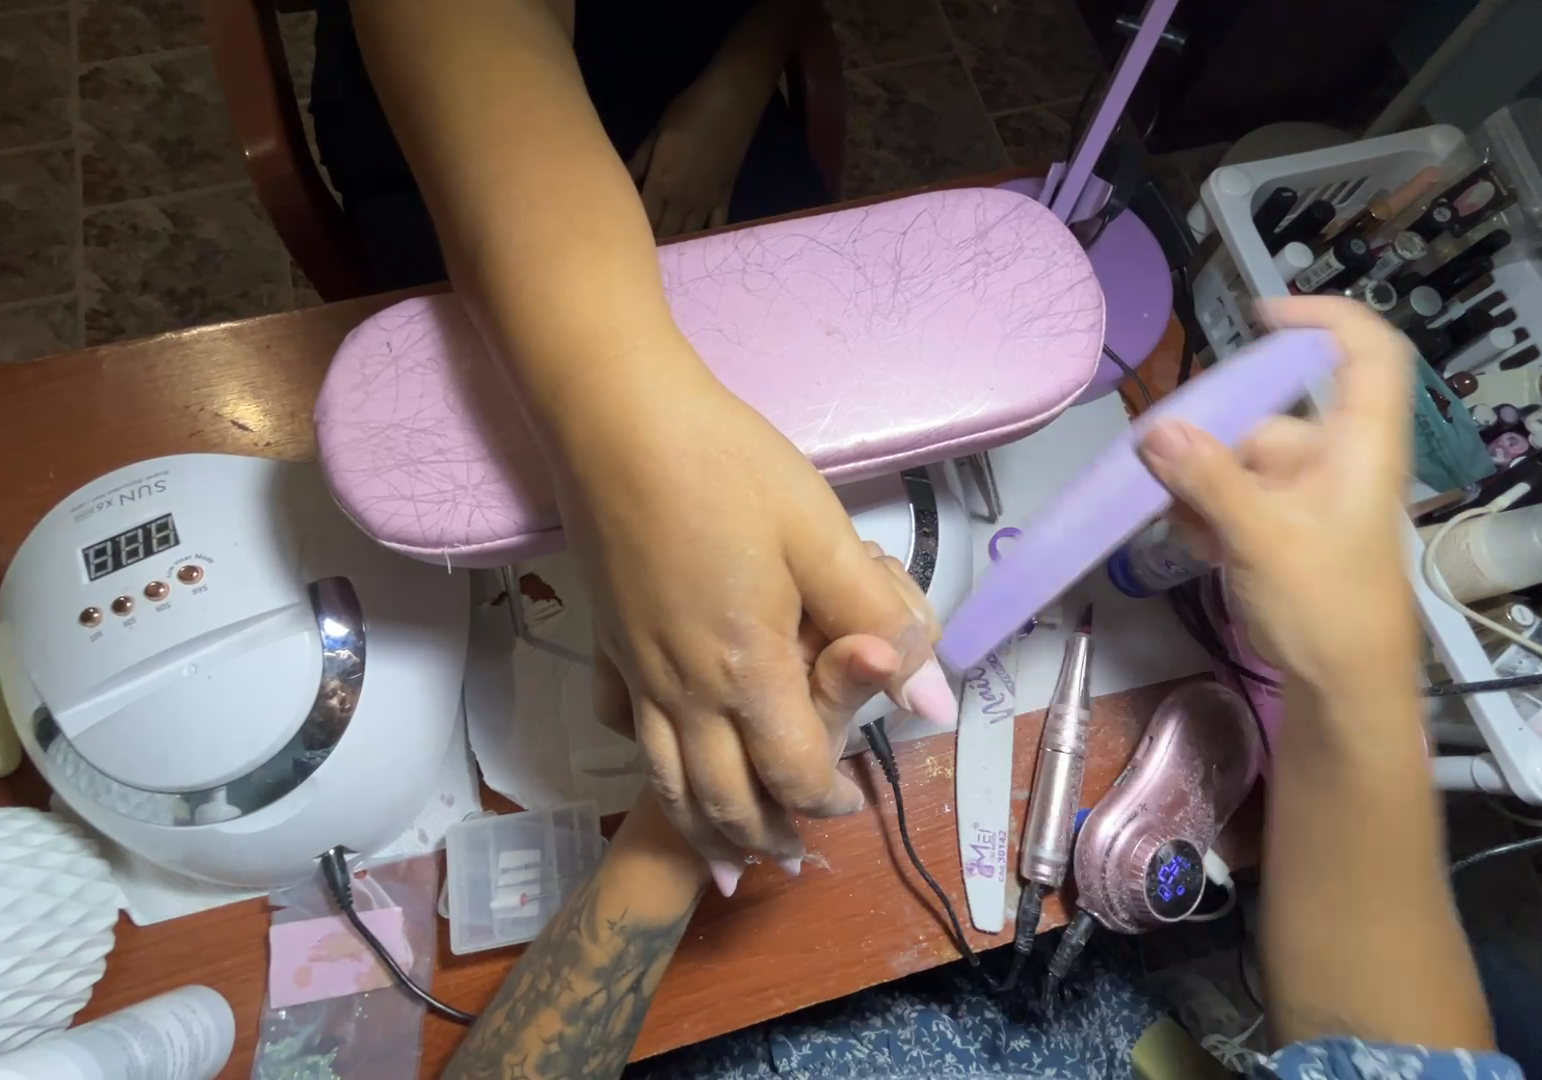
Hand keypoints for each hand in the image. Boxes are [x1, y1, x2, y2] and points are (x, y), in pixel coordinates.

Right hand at [556, 367, 955, 894]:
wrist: (618, 422)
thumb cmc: (728, 472)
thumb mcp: (820, 536)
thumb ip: (878, 622)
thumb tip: (932, 701)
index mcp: (745, 667)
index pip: (791, 770)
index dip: (825, 796)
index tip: (850, 798)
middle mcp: (683, 688)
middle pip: (719, 797)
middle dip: (761, 833)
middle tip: (787, 853)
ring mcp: (635, 668)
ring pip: (664, 780)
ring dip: (702, 824)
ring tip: (725, 849)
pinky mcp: (609, 641)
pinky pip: (626, 731)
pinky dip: (649, 768)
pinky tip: (657, 759)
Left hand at [629, 65, 763, 237]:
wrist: (732, 103)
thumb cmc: (689, 111)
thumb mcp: (656, 134)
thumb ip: (637, 164)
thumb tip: (617, 184)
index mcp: (662, 183)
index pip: (641, 219)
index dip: (631, 232)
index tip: (620, 240)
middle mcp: (683, 202)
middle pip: (663, 234)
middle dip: (651, 246)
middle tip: (638, 254)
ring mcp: (706, 205)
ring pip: (686, 237)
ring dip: (675, 248)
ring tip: (663, 259)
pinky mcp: (724, 201)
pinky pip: (714, 230)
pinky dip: (704, 241)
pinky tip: (697, 250)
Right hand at [1138, 296, 1416, 690]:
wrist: (1337, 682)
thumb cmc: (1326, 605)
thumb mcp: (1264, 538)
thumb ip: (1209, 481)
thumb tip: (1155, 430)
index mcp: (1356, 447)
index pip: (1364, 356)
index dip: (1323, 320)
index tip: (1259, 314)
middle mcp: (1327, 460)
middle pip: (1262, 419)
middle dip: (1207, 445)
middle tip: (1159, 470)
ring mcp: (1297, 494)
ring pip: (1230, 463)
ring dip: (1195, 490)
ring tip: (1186, 527)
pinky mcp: (1272, 525)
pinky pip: (1223, 497)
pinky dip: (1200, 513)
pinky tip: (1196, 542)